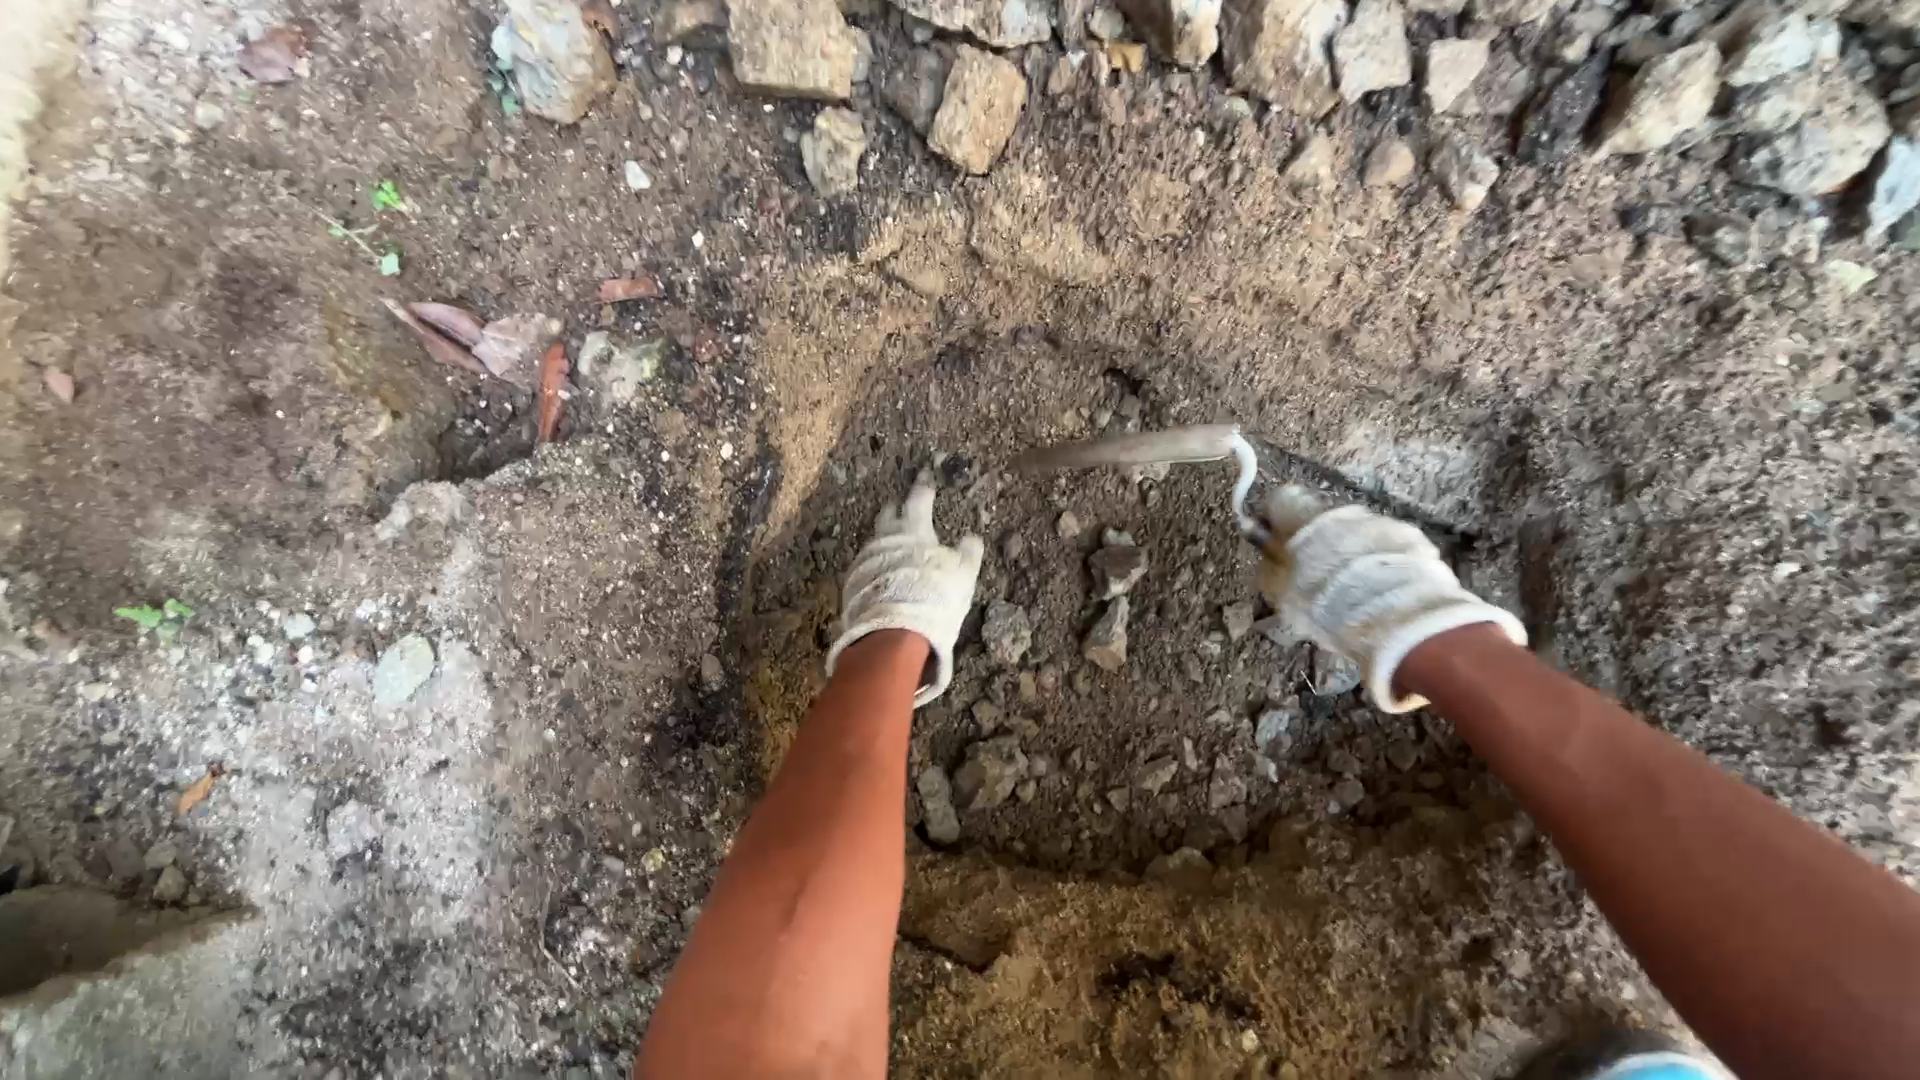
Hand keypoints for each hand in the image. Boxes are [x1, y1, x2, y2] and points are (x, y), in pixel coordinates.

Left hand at [826, 478, 983, 706]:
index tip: (924, 477)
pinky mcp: (854, 583)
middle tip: (900, 505)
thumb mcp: (963, 574)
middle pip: (888, 516)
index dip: (923, 488)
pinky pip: (868, 566)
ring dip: (886, 540)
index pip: (918, 500)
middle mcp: (885, 539)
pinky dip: (878, 565)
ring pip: (877, 542)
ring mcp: (866, 561)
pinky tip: (883, 573)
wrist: (893, 632)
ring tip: (894, 544)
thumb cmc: (934, 595)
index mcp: (913, 530)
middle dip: (896, 509)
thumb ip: (968, 553)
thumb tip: (972, 538)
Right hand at [1257, 486, 1525, 712]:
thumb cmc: (1322, 600)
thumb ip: (1272, 568)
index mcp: (1303, 516)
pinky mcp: (1414, 541)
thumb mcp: (1279, 592)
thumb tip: (1270, 558)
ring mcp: (1381, 522)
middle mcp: (1342, 511)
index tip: (1275, 546)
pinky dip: (1380, 567)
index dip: (1274, 522)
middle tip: (1313, 577)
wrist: (1391, 614)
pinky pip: (1388, 550)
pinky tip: (1379, 595)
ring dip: (1350, 556)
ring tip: (1352, 592)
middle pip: (1321, 519)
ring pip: (1356, 535)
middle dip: (1316, 543)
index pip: (1279, 500)